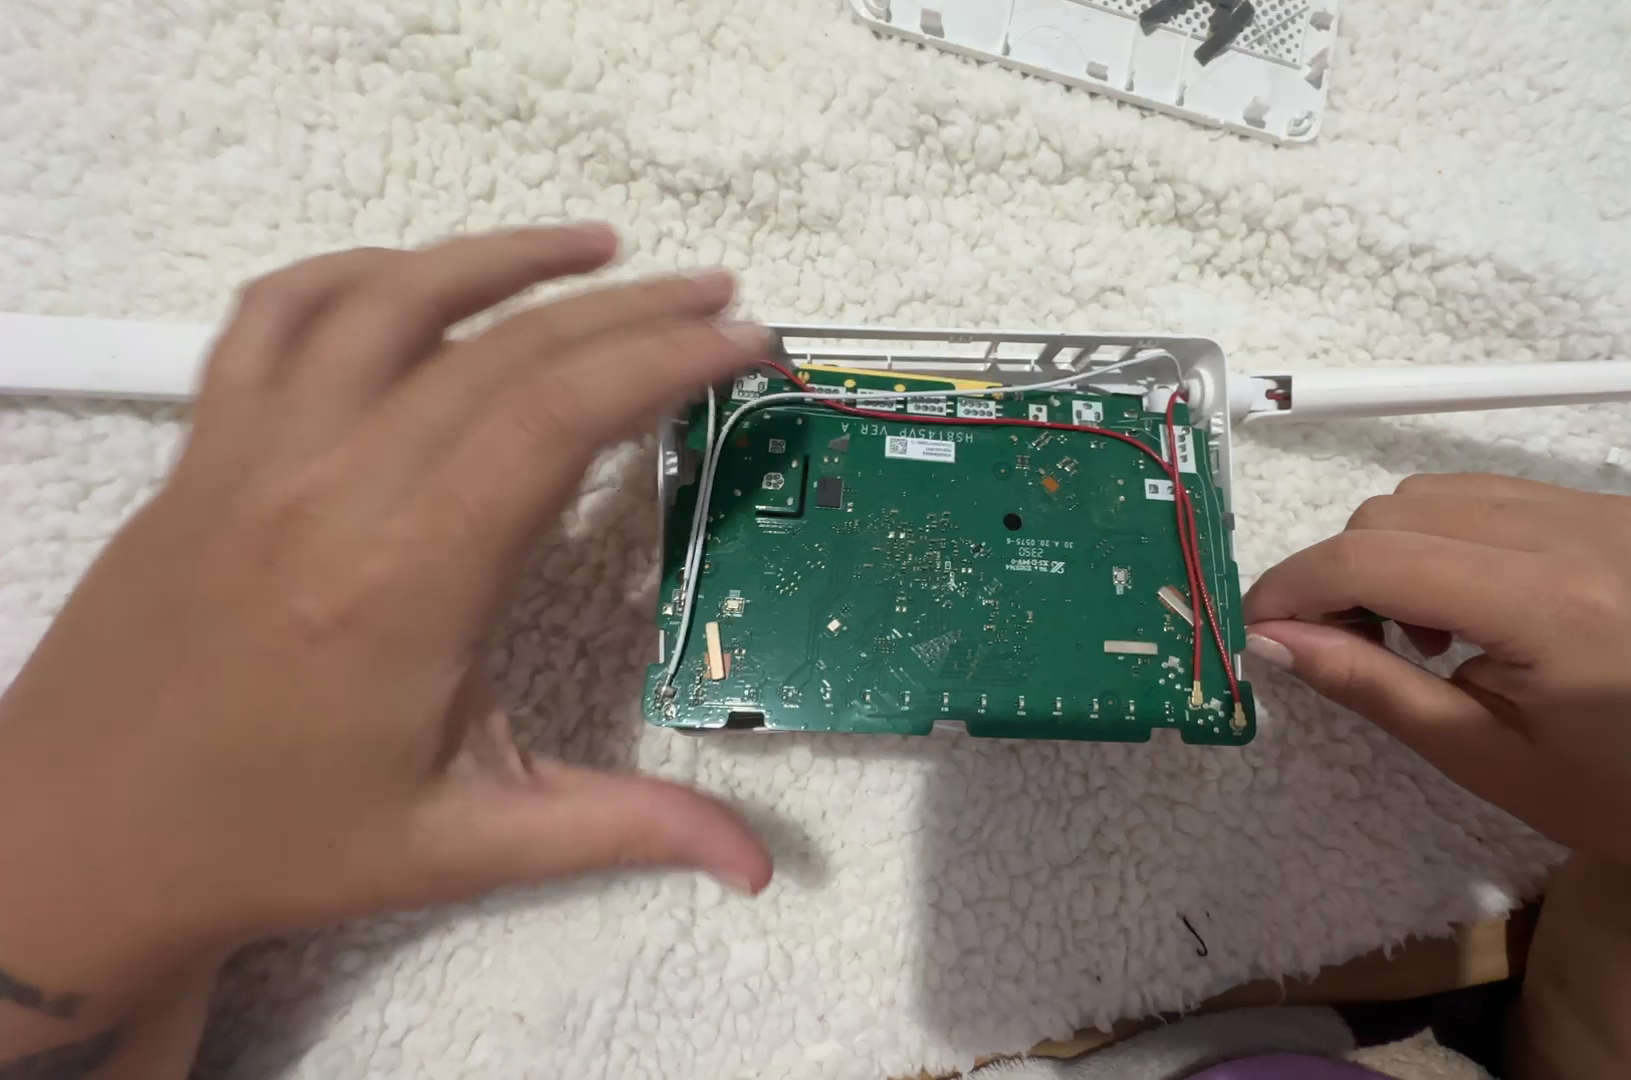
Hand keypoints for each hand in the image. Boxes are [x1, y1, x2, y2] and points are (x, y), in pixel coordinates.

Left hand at [0, 227, 774, 1015]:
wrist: (59, 850)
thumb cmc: (289, 841)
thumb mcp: (476, 844)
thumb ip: (632, 831)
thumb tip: (761, 864)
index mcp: (405, 581)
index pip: (553, 419)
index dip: (660, 363)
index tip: (741, 341)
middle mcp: (328, 490)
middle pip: (502, 349)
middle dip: (632, 311)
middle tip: (722, 296)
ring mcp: (254, 453)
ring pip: (391, 300)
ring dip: (512, 258)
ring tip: (611, 250)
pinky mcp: (210, 448)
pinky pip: (285, 314)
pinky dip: (379, 271)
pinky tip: (447, 274)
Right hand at [1242, 473, 1630, 1078]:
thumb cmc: (1619, 806)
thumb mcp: (1474, 755)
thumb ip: (1363, 682)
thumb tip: (1266, 640)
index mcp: (1554, 604)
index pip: (1373, 559)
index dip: (1293, 585)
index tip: (1258, 623)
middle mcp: (1584, 532)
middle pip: (1390, 514)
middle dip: (1338, 573)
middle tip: (1343, 643)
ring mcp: (1610, 513)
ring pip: (1429, 495)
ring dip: (1387, 553)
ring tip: (1418, 630)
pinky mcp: (1621, 513)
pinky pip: (1483, 496)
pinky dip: (1439, 539)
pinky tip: (1468, 603)